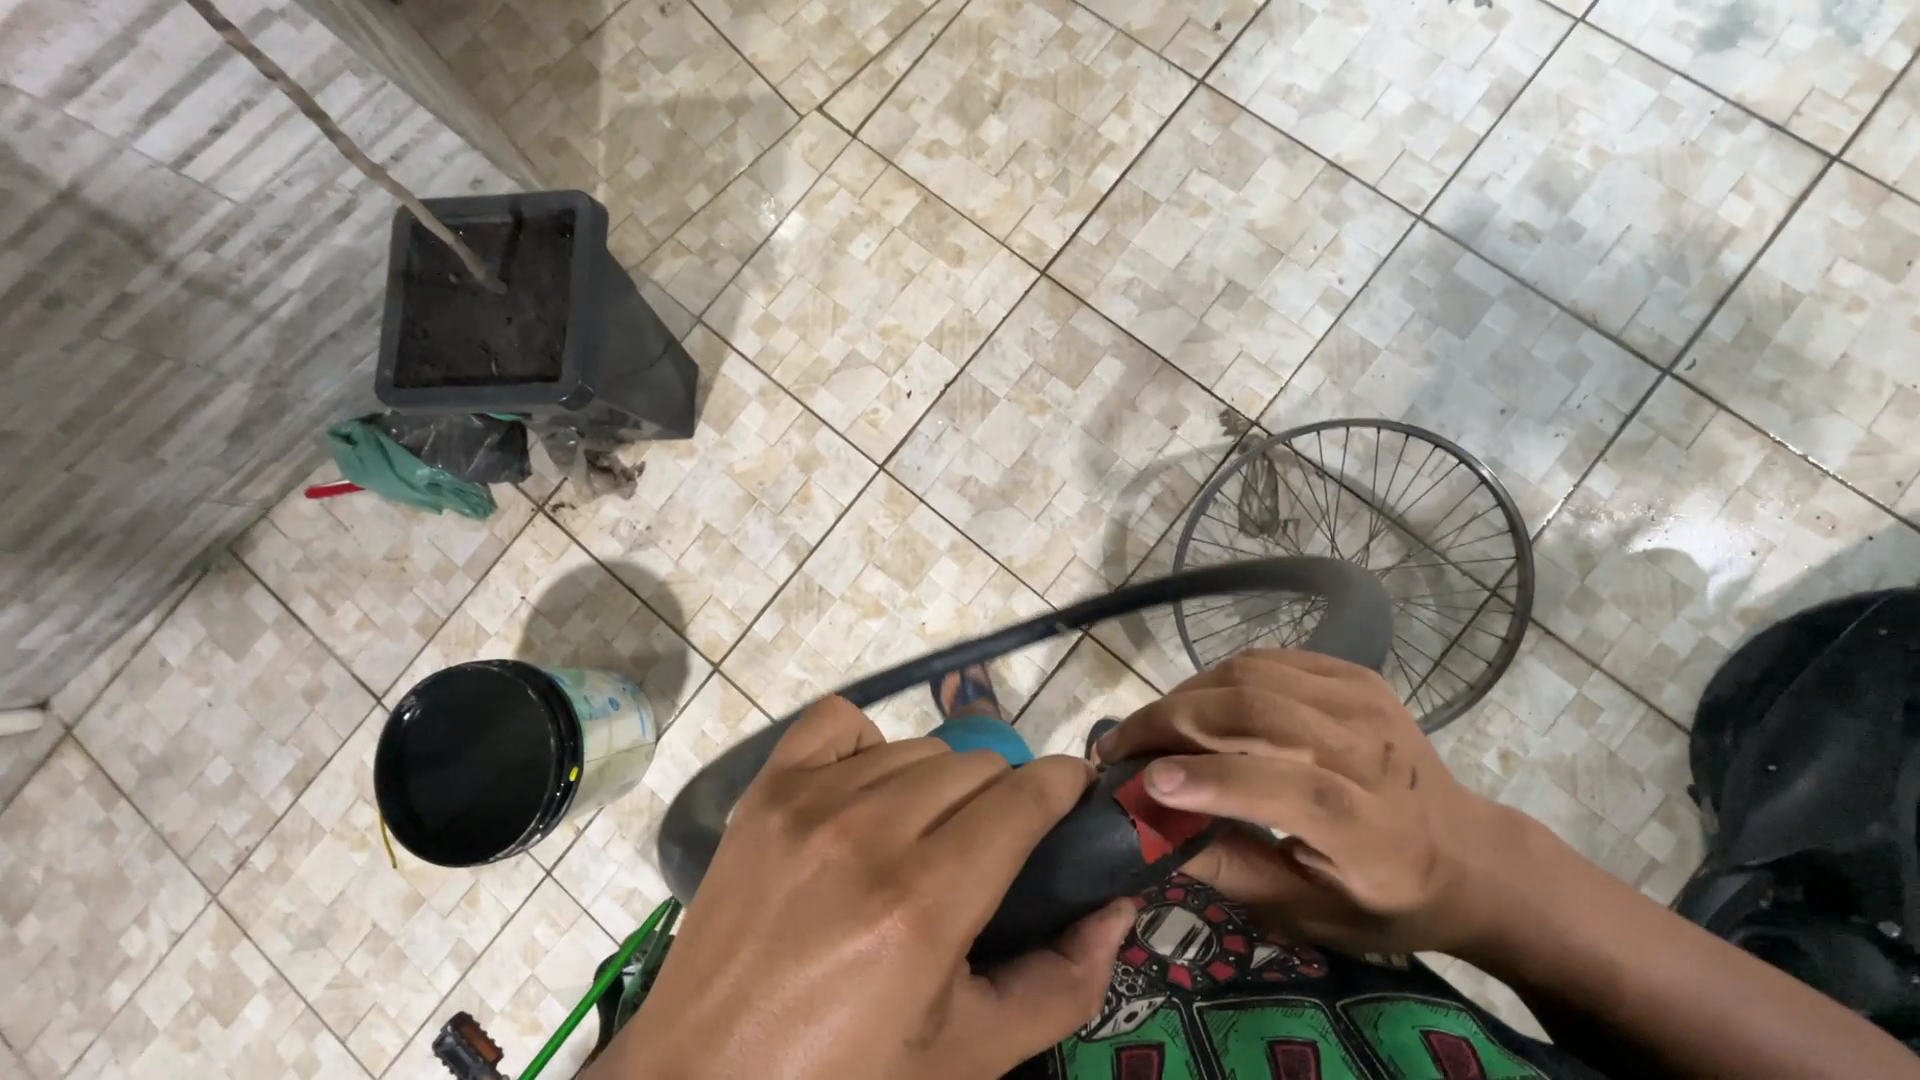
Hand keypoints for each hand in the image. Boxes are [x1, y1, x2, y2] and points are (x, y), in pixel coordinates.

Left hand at [604, 697, 1134, 1079]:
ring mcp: (808, 802)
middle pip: (978, 765)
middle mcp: (868, 832)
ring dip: (941, 781)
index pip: (1025, 796)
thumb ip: (1063, 982)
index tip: (1071, 802)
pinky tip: (865, 792)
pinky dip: (868, 744)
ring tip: (927, 832)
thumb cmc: (846, 1077)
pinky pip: (837, 721)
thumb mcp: (970, 1055)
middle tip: (994, 847)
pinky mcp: (764, 792)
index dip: (1064, 788)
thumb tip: (1116, 906)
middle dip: (1005, 797)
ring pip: (917, 748)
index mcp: (925, 901)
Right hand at [1098, 648, 1543, 957]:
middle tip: (1118, 745)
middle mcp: (1370, 753)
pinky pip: (1266, 659)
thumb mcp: (1307, 912)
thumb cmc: (1382, 898)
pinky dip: (1217, 677)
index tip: (1143, 781)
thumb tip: (1150, 823)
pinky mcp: (1354, 676)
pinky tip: (1195, 703)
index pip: (1284, 786)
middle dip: (1172, 722)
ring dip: (1186, 695)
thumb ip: (1228, 867)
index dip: (1210, 779)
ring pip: (1252, 675)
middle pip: (1258, 714)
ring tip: (1149, 725)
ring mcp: (1364, 703)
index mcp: (1369, 827)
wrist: (1466, 853)